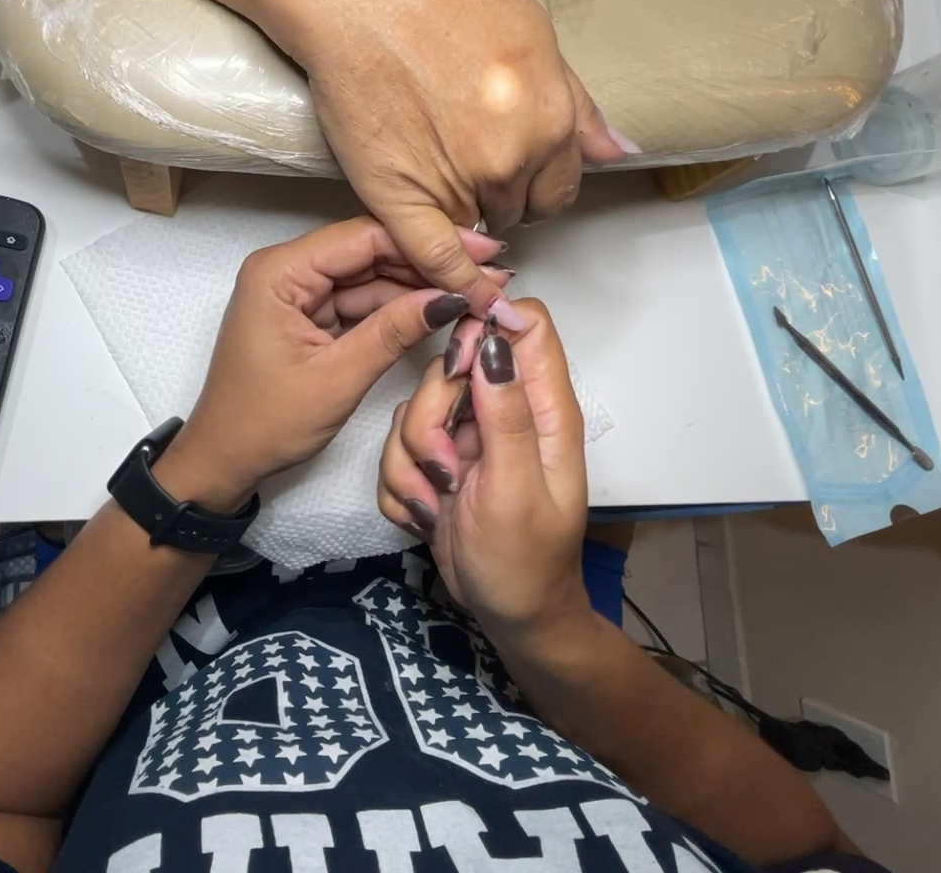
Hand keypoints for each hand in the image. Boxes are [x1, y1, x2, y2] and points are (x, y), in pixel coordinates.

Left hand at [159, 217, 512, 510]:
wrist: (225, 460)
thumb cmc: (264, 424)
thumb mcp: (337, 378)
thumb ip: (394, 332)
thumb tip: (451, 296)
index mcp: (279, 273)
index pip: (363, 237)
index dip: (426, 243)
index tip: (482, 251)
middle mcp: (285, 271)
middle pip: (368, 252)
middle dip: (427, 265)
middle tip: (491, 272)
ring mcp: (296, 292)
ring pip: (368, 277)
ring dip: (417, 287)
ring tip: (476, 291)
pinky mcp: (306, 314)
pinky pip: (358, 301)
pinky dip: (395, 309)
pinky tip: (438, 309)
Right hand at [265, 0, 628, 329]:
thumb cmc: (439, 1)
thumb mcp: (533, 36)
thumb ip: (576, 103)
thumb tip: (615, 150)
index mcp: (551, 119)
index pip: (559, 190)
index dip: (538, 187)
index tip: (519, 185)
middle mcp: (511, 159)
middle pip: (520, 214)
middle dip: (504, 200)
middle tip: (471, 170)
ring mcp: (456, 183)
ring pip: (478, 232)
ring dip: (467, 218)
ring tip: (437, 178)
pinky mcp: (402, 199)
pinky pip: (440, 260)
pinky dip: (457, 282)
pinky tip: (469, 297)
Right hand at [376, 299, 590, 630]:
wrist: (505, 614)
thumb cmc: (523, 561)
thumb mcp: (516, 490)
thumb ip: (507, 415)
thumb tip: (496, 340)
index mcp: (543, 411)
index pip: (526, 326)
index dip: (486, 328)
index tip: (459, 369)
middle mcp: (503, 412)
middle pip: (450, 367)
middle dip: (430, 419)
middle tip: (448, 469)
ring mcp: (466, 435)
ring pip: (414, 410)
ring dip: (411, 461)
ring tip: (437, 501)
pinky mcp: (435, 459)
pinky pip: (397, 447)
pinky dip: (401, 482)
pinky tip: (427, 513)